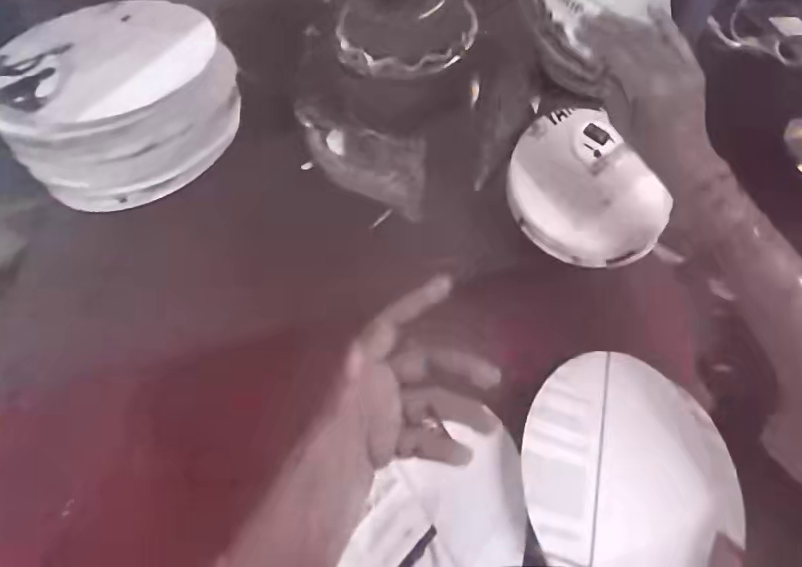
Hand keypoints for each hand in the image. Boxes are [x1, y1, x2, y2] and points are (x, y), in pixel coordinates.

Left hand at [331, 276, 502, 468]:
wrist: (308, 518)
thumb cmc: (320, 465)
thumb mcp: (333, 424)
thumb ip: (346, 388)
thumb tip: (356, 351)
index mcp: (360, 369)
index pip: (390, 324)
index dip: (416, 301)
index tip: (447, 284)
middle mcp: (374, 383)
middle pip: (423, 362)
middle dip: (459, 367)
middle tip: (493, 378)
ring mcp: (382, 414)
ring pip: (428, 400)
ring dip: (459, 410)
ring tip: (490, 428)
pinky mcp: (385, 443)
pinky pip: (419, 435)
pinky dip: (441, 443)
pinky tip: (463, 456)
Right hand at [579, 10, 719, 188]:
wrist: (690, 160)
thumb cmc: (650, 147)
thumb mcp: (620, 120)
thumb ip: (611, 88)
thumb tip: (600, 63)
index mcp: (647, 85)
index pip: (617, 51)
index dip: (597, 37)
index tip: (581, 26)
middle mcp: (667, 70)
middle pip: (635, 40)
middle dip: (610, 26)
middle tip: (590, 16)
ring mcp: (683, 67)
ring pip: (653, 37)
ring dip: (630, 24)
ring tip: (610, 15)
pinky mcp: (693, 69)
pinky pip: (678, 41)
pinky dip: (665, 25)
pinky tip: (652, 9)